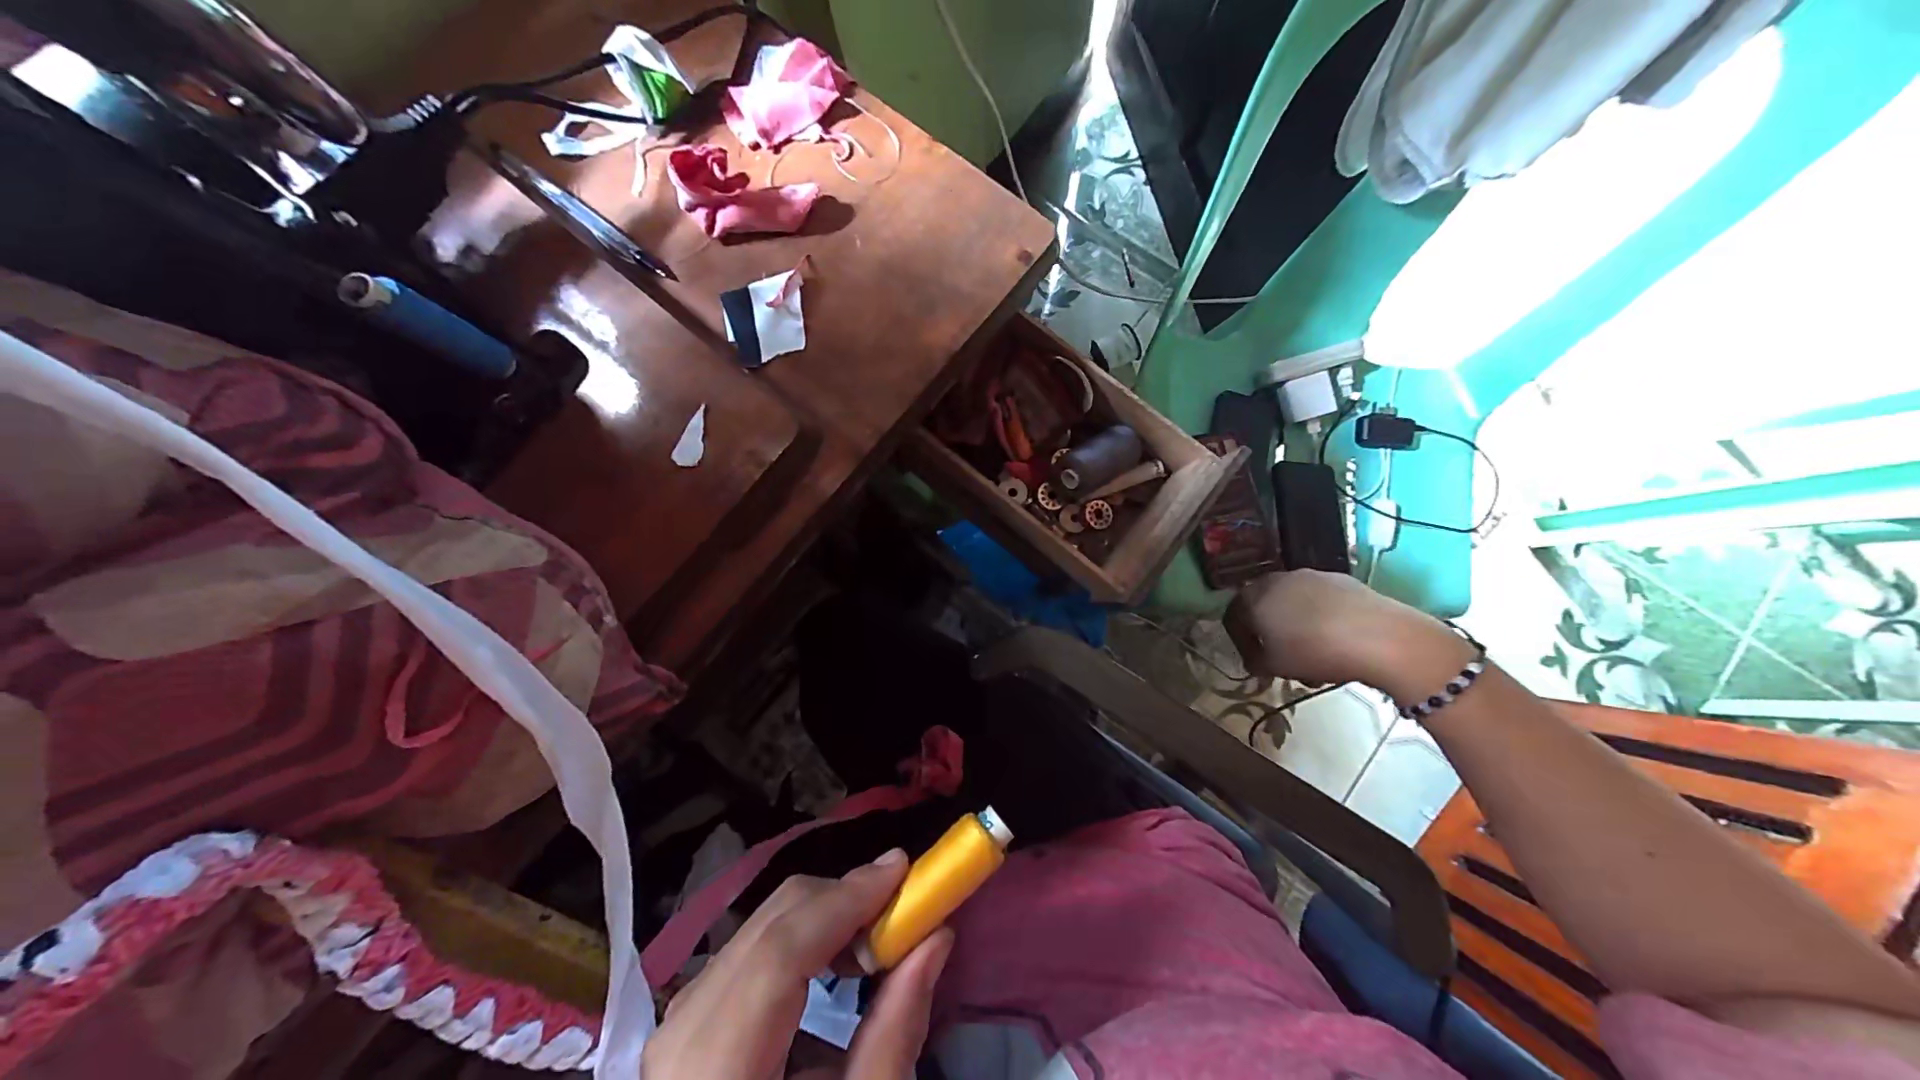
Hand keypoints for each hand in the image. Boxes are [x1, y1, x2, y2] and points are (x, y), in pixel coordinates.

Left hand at [642, 849, 954, 1079]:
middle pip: (765, 929)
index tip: (902, 868)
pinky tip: (830, 971)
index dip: (843, 901)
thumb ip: (897, 1029)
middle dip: (839, 903)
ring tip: (871, 944)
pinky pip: (742, 957)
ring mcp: (671, 1032)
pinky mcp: (680, 1029)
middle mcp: (678, 1040)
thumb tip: (937, 936)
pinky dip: (794, 946)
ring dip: (819, 921)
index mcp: (717, 1073)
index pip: (778, 955)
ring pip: (754, 933)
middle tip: (899, 906)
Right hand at [1224, 570, 1473, 704]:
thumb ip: (1257, 662)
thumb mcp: (1275, 666)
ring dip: (1296, 628)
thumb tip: (1257, 660)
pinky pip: (1320, 602)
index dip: (1240, 643)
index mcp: (1253, 597)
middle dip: (1270, 635)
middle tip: (1282, 660)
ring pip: (1293, 604)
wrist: (1379, 637)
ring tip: (1313, 658)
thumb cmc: (1313, 651)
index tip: (1255, 664)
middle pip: (1264, 608)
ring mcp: (1312, 576)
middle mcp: (1277, 579)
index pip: (1233, 618)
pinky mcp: (1342, 580)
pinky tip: (1336, 642)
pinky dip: (1320, 619)